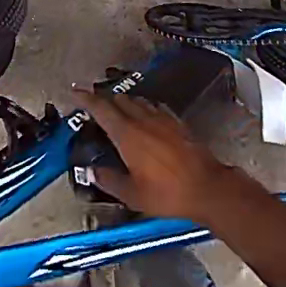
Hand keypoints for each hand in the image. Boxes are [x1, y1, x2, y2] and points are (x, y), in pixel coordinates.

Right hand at [75, 91, 233, 221]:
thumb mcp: (133, 194)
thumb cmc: (168, 193)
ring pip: (137, 100)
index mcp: (126, 133)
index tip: (75, 92)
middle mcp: (142, 119)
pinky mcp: (178, 124)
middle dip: (103, 98)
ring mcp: (162, 119)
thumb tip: (92, 171)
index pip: (100, 108)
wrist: (210, 189)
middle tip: (94, 102)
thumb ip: (109, 180)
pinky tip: (147, 114)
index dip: (85, 98)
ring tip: (117, 107)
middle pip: (118, 99)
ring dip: (123, 100)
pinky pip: (155, 107)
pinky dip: (144, 107)